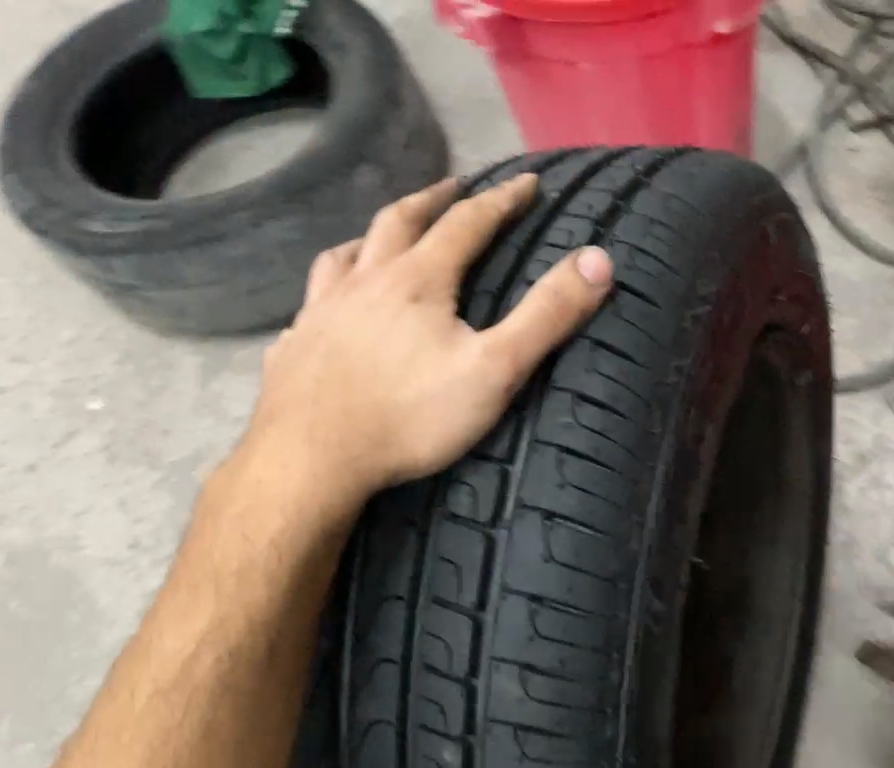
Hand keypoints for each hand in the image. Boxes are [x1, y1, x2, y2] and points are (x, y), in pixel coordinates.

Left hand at [240, 174, 613, 506]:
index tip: (526, 182)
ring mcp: (322, 310)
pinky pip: (312, 300)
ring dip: (372, 234)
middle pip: (399, 221)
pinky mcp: (295, 344)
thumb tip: (599, 260)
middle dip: (433, 200)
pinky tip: (329, 304)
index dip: (501, 200)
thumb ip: (546, 316)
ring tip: (384, 234)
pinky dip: (330, 287)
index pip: (468, 224)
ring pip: (346, 253)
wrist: (314, 458)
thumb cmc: (412, 416)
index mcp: (419, 281)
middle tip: (454, 186)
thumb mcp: (496, 369)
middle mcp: (366, 281)